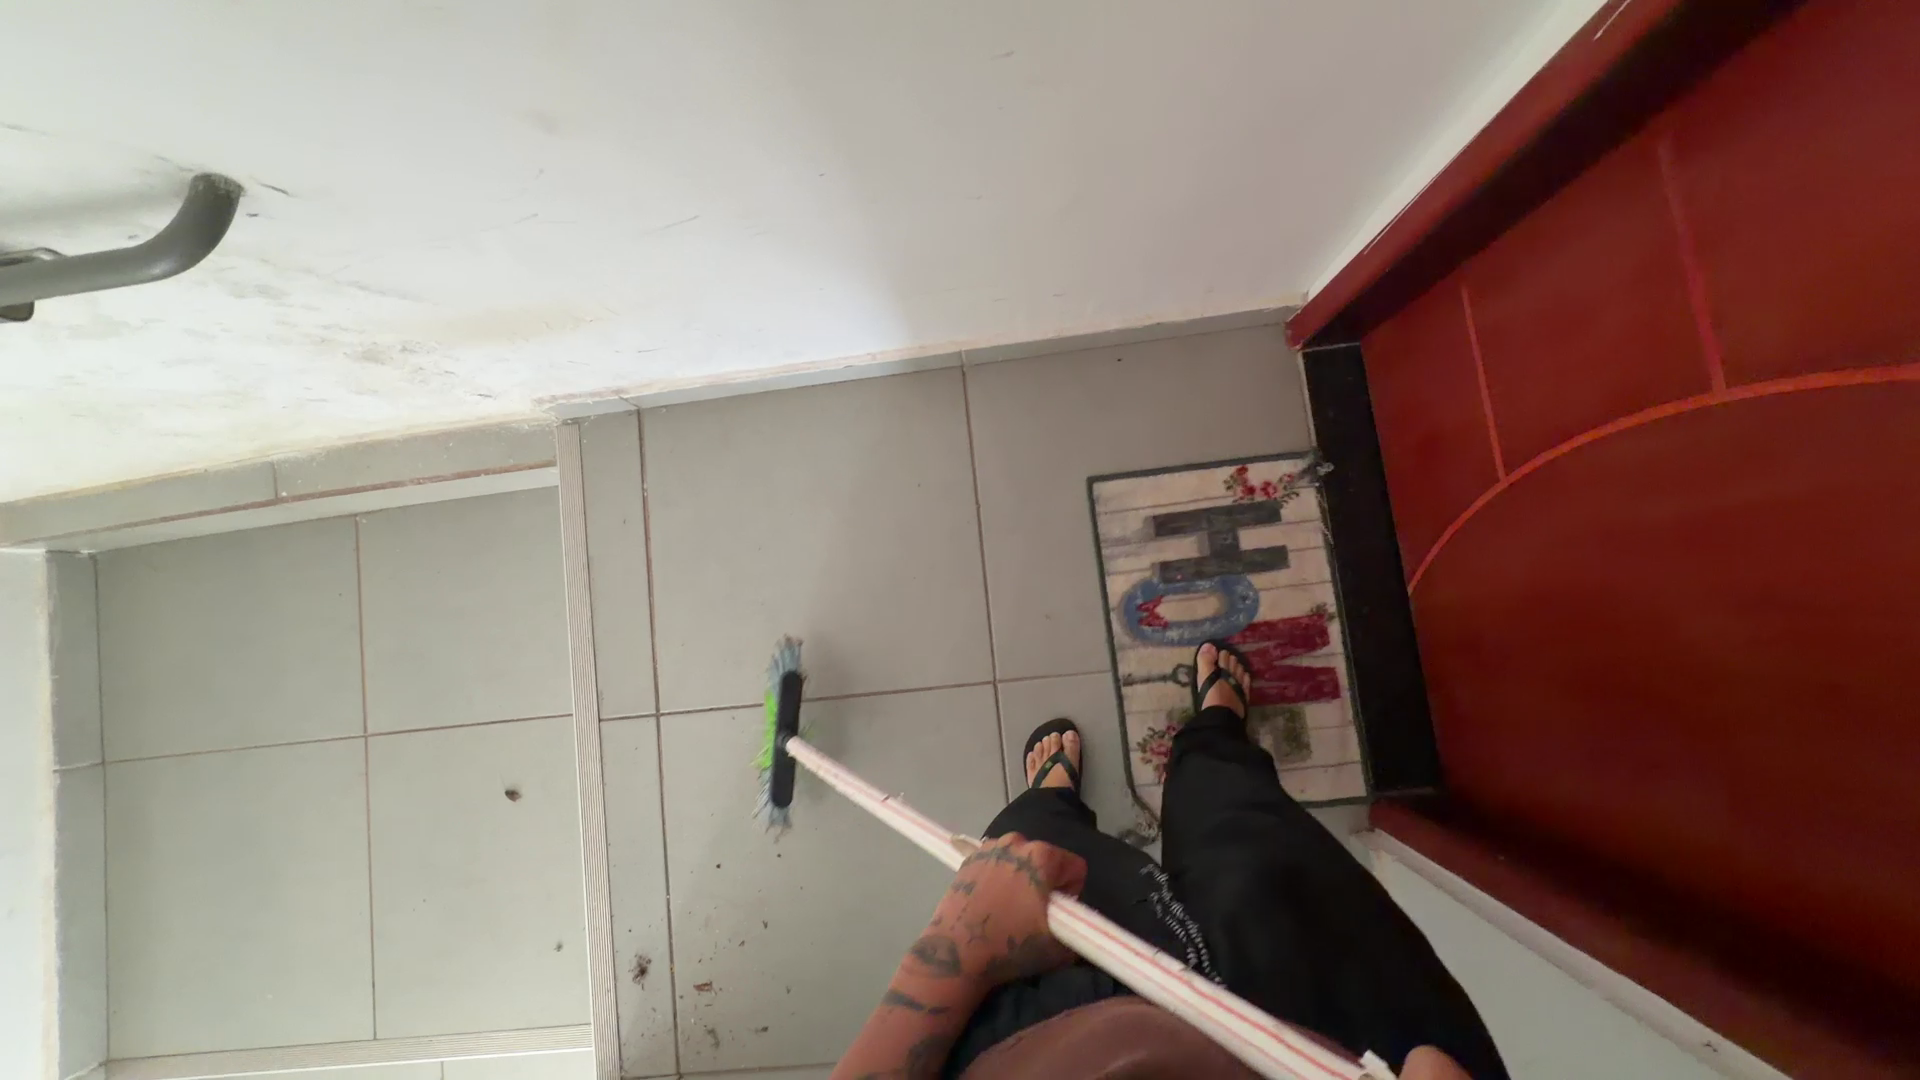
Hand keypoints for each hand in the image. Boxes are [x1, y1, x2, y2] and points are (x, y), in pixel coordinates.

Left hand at [905, 834, 1086, 986]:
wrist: (957, 952)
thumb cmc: (1011, 947)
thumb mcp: (1060, 948)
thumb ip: (1080, 932)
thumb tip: (1079, 926)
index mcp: (1042, 856)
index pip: (1075, 867)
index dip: (1072, 893)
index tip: (1058, 913)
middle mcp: (1017, 842)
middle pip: (1047, 860)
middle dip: (1046, 882)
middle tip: (1034, 913)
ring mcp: (991, 846)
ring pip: (1021, 858)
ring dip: (1023, 877)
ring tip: (1010, 907)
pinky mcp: (970, 856)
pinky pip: (998, 860)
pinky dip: (1000, 874)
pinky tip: (991, 900)